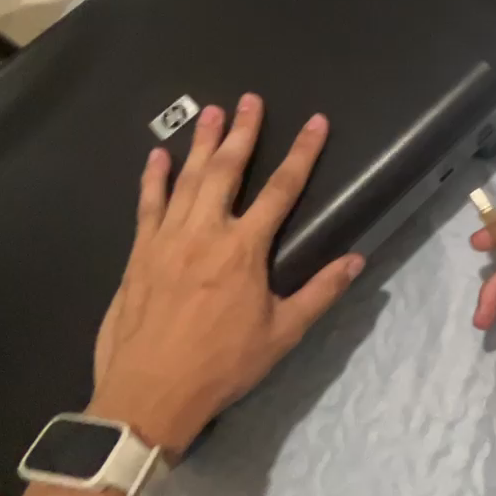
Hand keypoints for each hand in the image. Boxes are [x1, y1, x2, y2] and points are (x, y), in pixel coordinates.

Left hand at [90, 93, 364, 454]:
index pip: (282, 189)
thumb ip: (320, 292)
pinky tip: (158, 156)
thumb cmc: (221, 365)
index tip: (315, 122)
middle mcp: (205, 233)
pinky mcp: (138, 253)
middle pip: (228, 170)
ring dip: (201, 143)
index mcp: (244, 249)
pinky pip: (147, 205)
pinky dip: (153, 178)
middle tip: (249, 99)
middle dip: (242, 132)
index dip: (302, 152)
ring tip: (211, 111)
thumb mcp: (282, 334)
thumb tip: (357, 259)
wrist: (147, 396)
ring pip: (187, 179)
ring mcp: (167, 239)